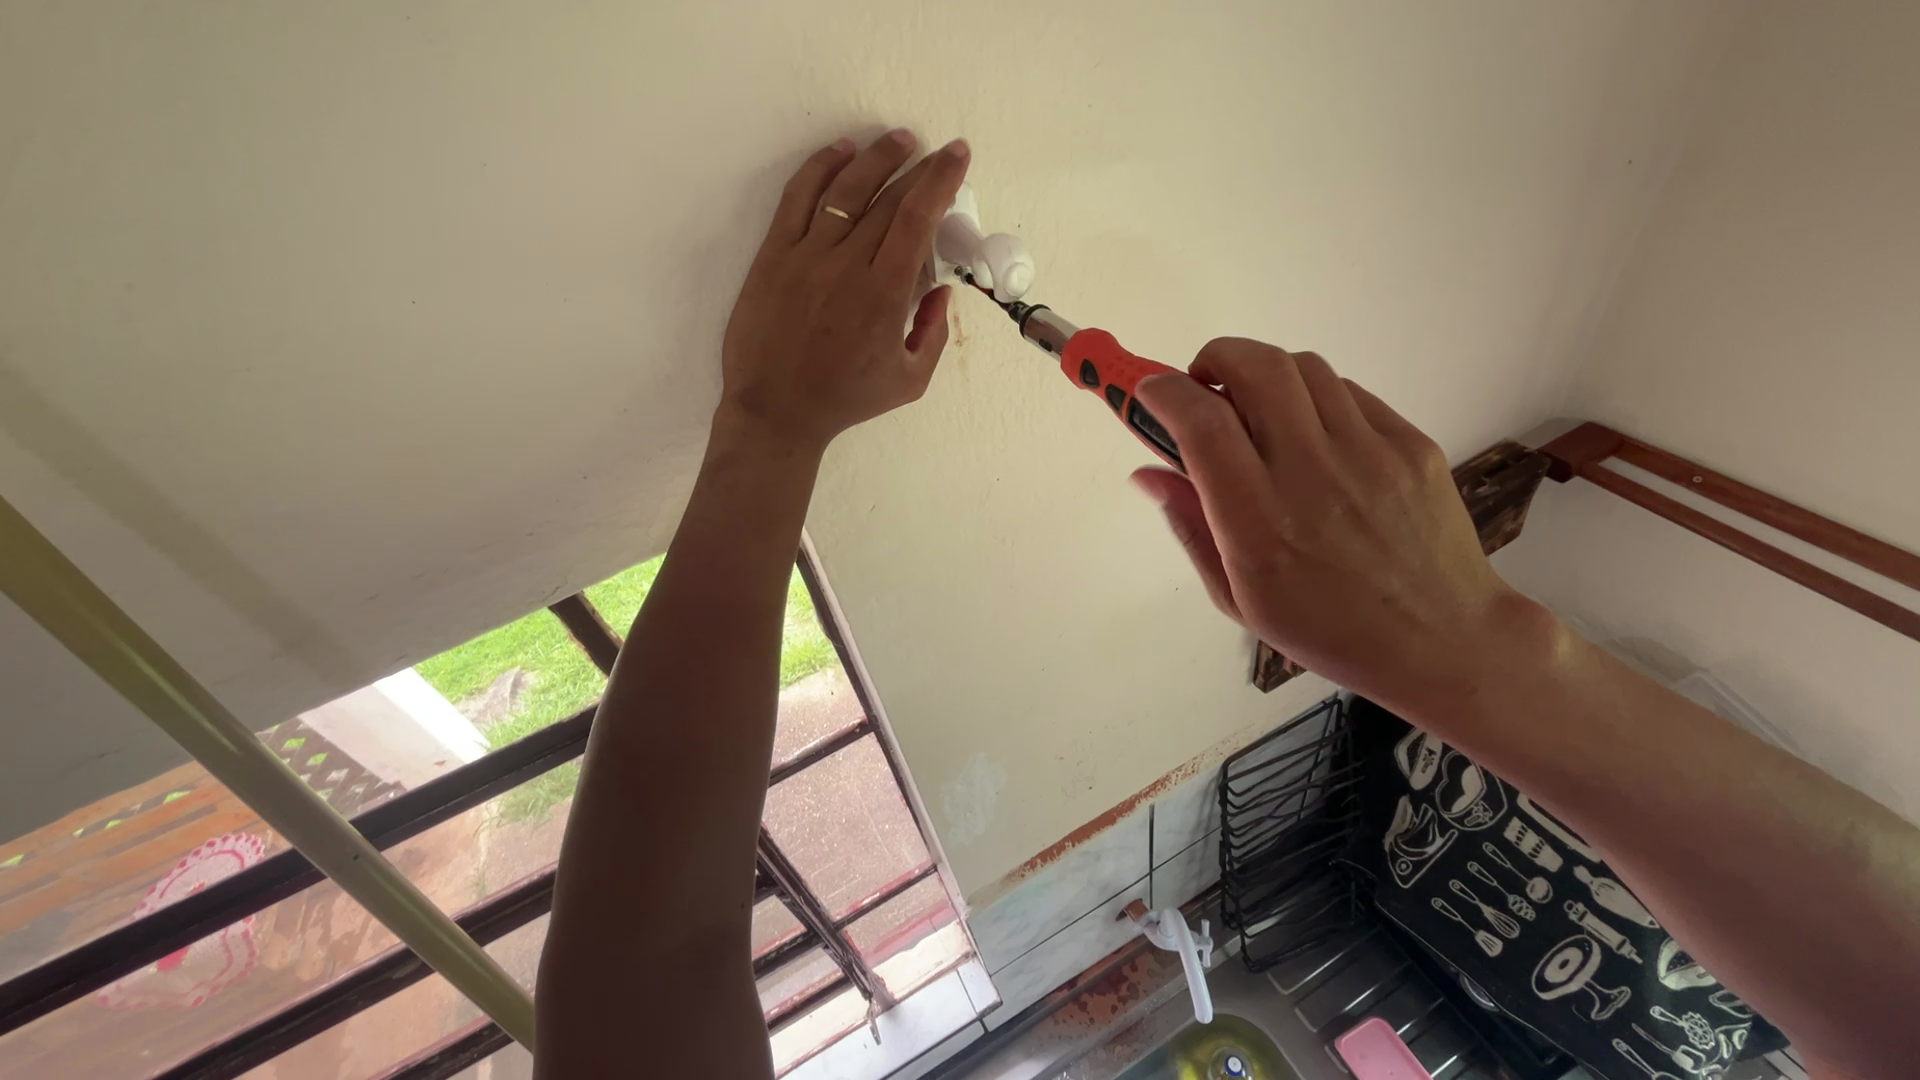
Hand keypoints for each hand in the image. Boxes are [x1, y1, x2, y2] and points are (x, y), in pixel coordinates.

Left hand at [717, 129, 970, 453]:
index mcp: (885, 295)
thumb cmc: (846, 400)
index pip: (917, 219)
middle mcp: (847, 266)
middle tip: (935, 152)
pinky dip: (820, 169)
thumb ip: (934, 333)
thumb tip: (941, 290)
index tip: (957, 155)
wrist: (777, 411)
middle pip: (888, 199)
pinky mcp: (773, 256)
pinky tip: (840, 152)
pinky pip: (797, 199)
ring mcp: (806, 256)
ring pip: (845, 190)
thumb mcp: (910, 381)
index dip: (940, 180)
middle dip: (918, 168)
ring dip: (875, 158)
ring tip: (897, 140)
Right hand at [1130, 339, 1538, 705]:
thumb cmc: (1325, 630)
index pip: (1203, 423)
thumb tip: (1147, 473)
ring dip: (1263, 374)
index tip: (1150, 391)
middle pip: (1256, 367)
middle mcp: (1312, 476)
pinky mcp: (1410, 445)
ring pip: (1303, 367)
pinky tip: (1309, 433)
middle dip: (1215, 359)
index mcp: (1259, 523)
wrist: (1440, 640)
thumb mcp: (1236, 596)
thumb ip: (1189, 526)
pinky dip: (1312, 396)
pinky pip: (1348, 392)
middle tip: (1204, 385)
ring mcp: (1369, 454)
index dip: (1165, 392)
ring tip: (1257, 411)